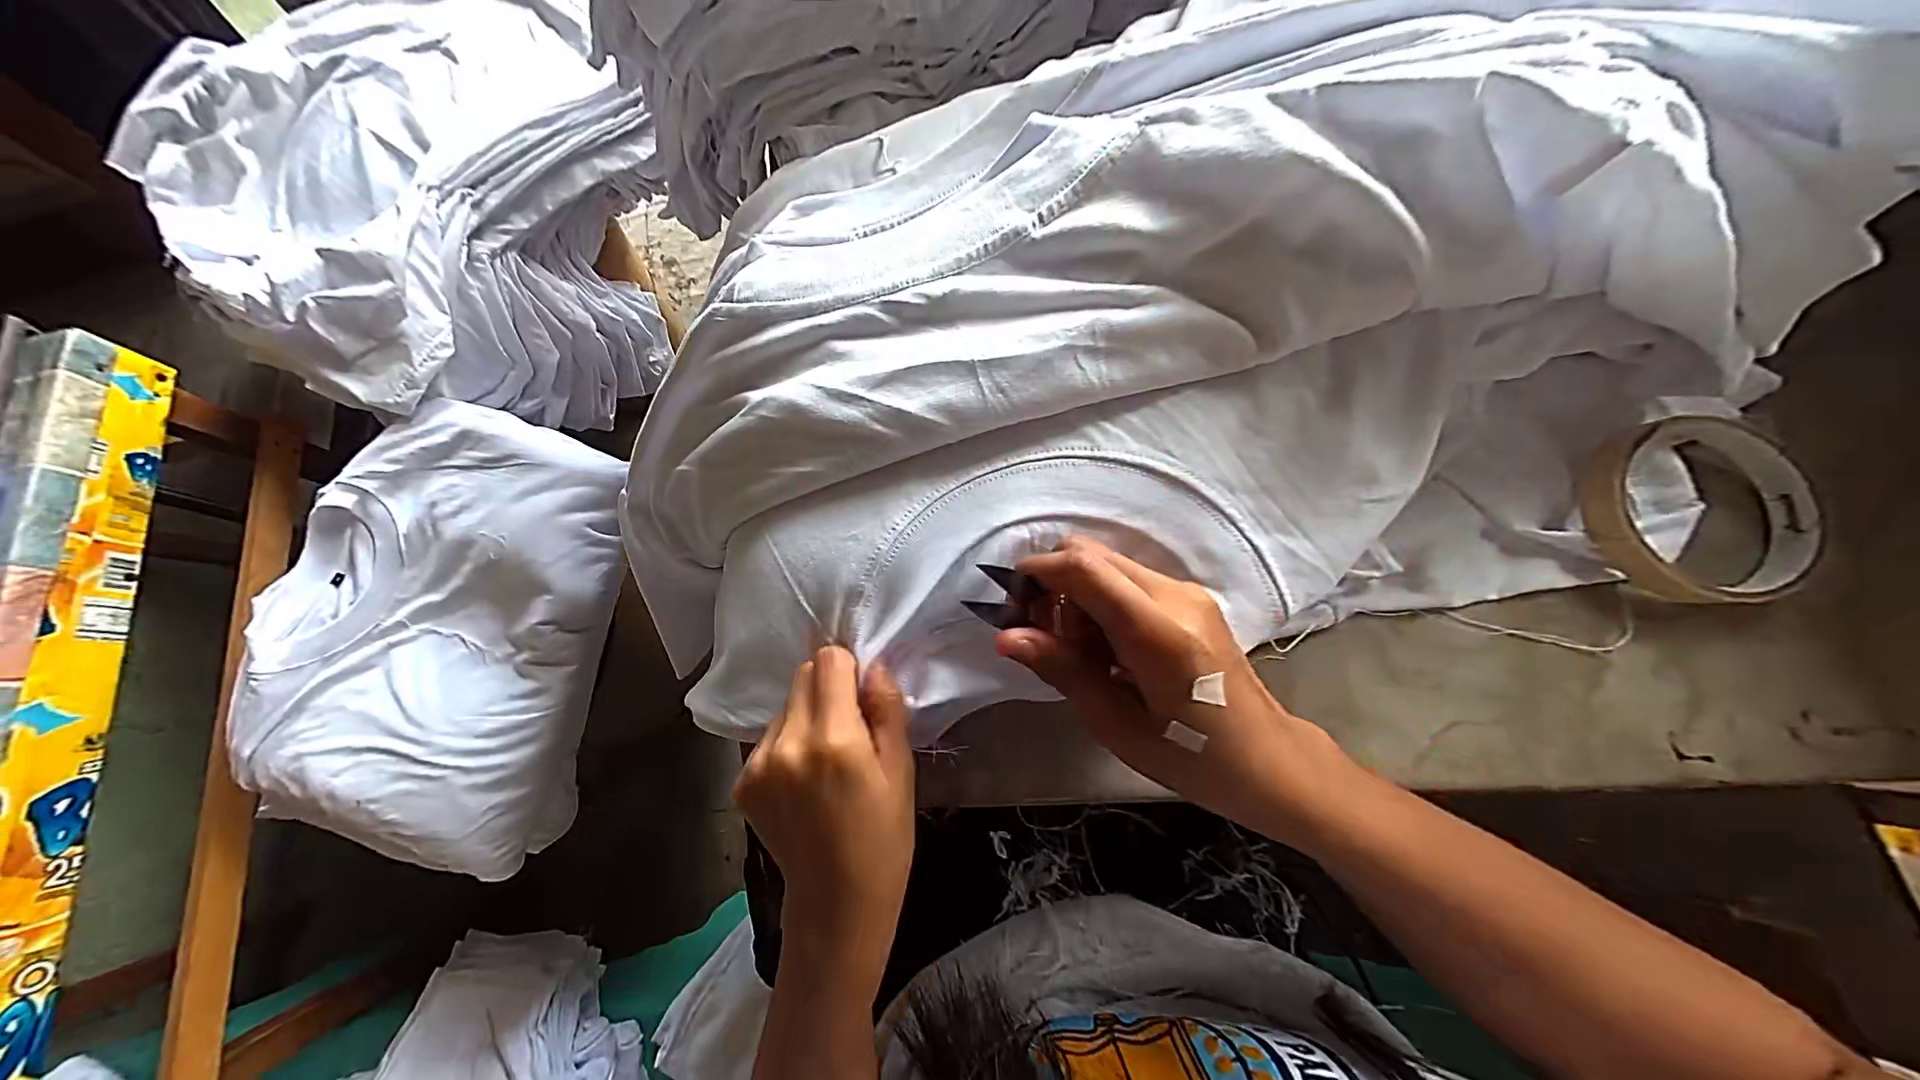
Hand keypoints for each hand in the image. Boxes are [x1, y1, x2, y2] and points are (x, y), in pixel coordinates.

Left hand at [734, 646, 913, 975]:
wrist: (835, 904)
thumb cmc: (883, 838)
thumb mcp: (901, 770)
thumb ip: (887, 709)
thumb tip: (872, 666)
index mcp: (833, 739)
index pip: (828, 660)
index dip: (851, 670)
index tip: (864, 699)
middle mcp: (786, 743)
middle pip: (803, 675)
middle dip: (828, 688)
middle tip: (850, 730)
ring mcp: (757, 764)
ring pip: (785, 705)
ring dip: (807, 715)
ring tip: (826, 761)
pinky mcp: (742, 782)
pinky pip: (769, 736)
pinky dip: (789, 743)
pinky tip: (804, 781)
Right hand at [996, 536, 1356, 844]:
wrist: (1269, 759)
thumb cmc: (1193, 758)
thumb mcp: (1118, 727)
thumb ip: (1063, 671)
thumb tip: (1007, 637)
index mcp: (1159, 634)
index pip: (1084, 569)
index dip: (1037, 574)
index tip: (1010, 605)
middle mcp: (1175, 596)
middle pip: (1091, 554)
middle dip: (1053, 586)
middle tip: (1044, 638)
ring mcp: (1187, 592)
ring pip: (1106, 563)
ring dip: (1076, 595)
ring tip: (1079, 653)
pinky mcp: (1190, 597)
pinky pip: (1127, 579)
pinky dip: (1100, 601)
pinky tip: (1106, 649)